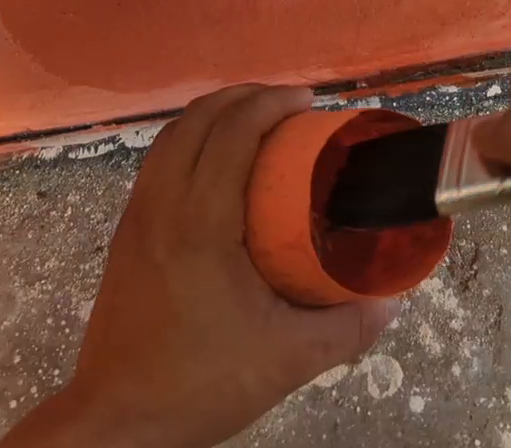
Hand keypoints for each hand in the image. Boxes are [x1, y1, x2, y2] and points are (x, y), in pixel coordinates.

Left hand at [0, 84, 399, 447]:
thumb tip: (393, 300)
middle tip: (287, 102)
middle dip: (244, 96)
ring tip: (253, 118)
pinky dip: (190, 137)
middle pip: (198, 119)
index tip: (307, 101)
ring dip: (213, 112)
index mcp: (200, 220)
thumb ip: (346, 328)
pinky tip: (214, 160)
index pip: (233, 133)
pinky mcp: (125, 231)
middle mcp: (162, 202)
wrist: (117, 420)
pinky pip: (158, 159)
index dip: (270, 103)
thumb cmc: (200, 381)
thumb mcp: (287, 359)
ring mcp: (137, 214)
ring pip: (171, 134)